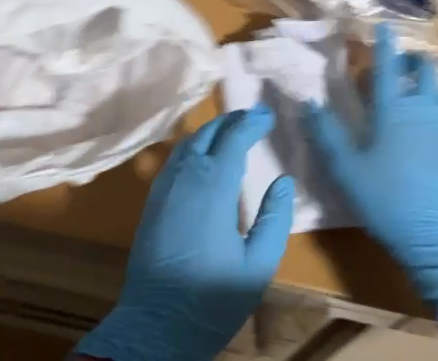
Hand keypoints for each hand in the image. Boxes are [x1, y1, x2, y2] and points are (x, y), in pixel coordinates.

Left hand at [76, 106, 295, 360]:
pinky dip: (194, 147)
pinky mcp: (152, 200)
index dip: (251, 122)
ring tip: (234, 132)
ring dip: (211, 131)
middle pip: (208, 133)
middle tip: (254, 117)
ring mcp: (164, 186)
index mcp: (213, 186)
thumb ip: (274, 218)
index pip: (233, 138)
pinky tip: (206, 158)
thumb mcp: (257, 265)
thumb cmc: (212, 297)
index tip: (269, 115)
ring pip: (188, 143)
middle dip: (232, 120)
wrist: (156, 323)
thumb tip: (284, 181)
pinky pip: (175, 159)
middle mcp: (185, 176)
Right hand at [303, 24, 437, 319]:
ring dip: (436, 85)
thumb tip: (306, 101)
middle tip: (405, 63)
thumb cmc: (387, 200)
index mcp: (393, 109)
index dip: (385, 43)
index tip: (384, 25)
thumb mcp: (346, 169)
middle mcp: (425, 110)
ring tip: (426, 91)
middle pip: (427, 70)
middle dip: (416, 59)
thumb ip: (326, 133)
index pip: (387, 65)